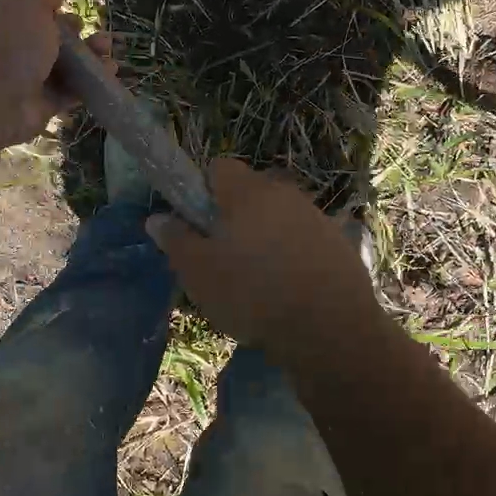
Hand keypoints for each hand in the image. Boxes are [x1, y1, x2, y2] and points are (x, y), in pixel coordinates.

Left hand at [0, 0, 115, 145]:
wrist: (0, 101)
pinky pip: (73, 89)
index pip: (32, 12)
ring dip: (91, 57)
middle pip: (54, 38)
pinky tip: (109, 72)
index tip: (67, 6)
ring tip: (107, 51)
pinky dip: (91, 81)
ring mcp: (33, 77)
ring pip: (67, 64)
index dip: (52, 9)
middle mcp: (18, 49)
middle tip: (93, 33)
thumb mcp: (29, 8)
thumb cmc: (14, 46)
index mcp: (8, 22)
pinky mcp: (47, 102)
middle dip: (78, 33)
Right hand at [145, 158, 380, 352]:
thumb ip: (176, 240)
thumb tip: (157, 218)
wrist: (329, 328)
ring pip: (280, 214)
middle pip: (252, 191)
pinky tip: (291, 288)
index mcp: (246, 192)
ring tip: (260, 278)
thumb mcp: (199, 273)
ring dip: (268, 234)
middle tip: (225, 254)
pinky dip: (295, 253)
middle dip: (236, 214)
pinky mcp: (339, 242)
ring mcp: (315, 215)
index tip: (199, 222)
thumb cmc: (252, 294)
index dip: (204, 190)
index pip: (219, 167)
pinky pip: (306, 237)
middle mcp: (283, 192)